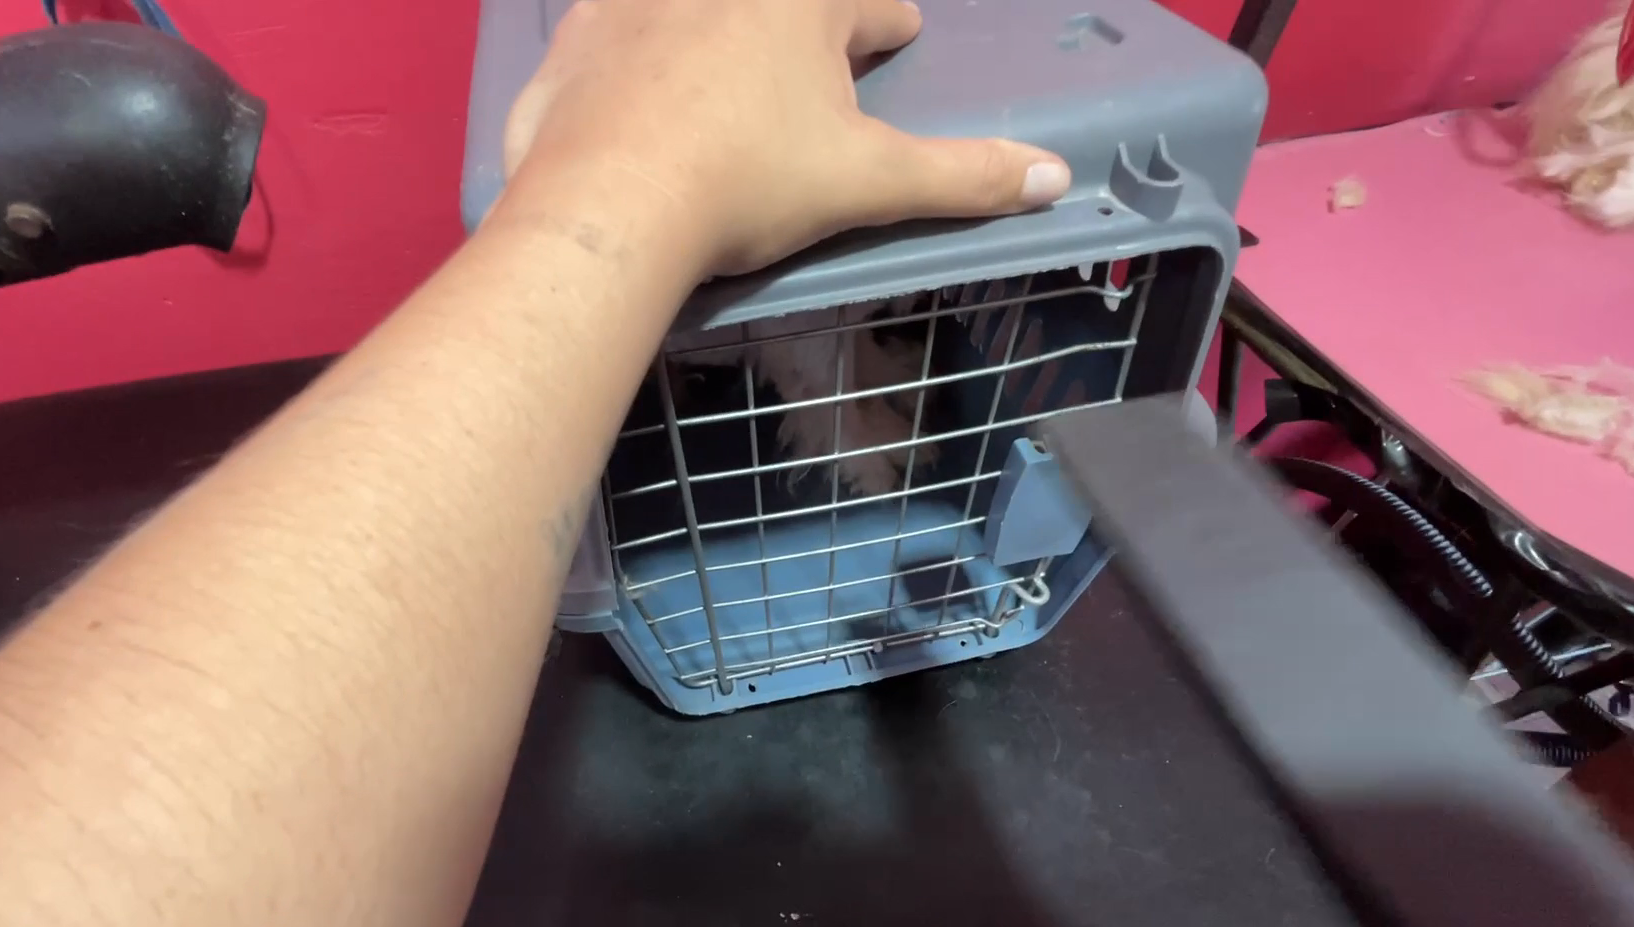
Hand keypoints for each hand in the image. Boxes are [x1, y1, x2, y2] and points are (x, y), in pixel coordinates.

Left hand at [496, 0, 1072, 277]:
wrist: (615, 201)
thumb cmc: (752, 181)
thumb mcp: (866, 183)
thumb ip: (959, 179)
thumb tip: (1055, 178)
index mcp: (798, 1)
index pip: (867, 5)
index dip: (887, 23)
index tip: (897, 29)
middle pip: (783, 0)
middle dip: (810, 18)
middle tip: (820, 40)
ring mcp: (639, 4)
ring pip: (698, 5)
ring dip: (721, 21)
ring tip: (730, 49)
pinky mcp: (578, 41)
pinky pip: (613, 26)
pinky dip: (635, 41)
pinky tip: (638, 65)